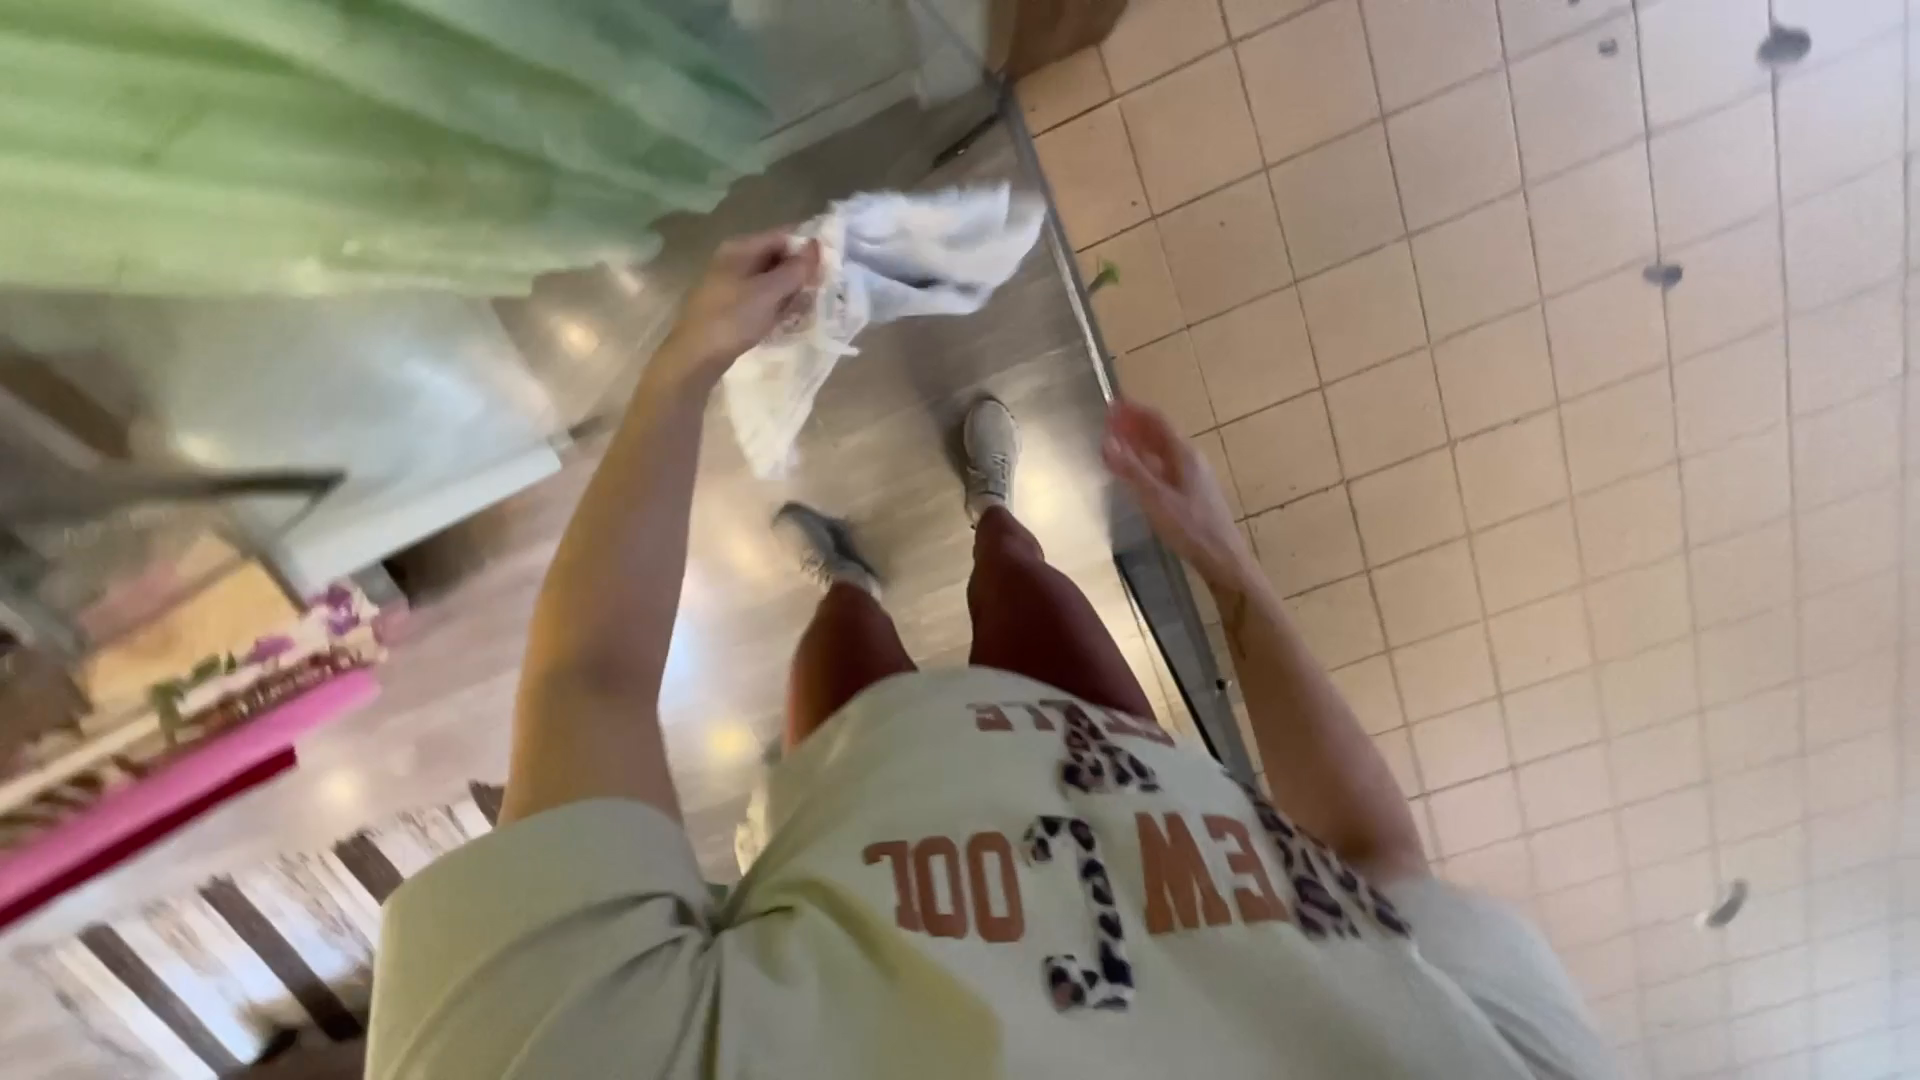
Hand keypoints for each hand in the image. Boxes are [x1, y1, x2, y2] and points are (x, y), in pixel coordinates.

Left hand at [654, 229, 820, 387]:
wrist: (697, 355)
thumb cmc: (734, 319)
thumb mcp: (769, 292)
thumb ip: (795, 269)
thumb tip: (817, 247)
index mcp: (740, 247)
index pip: (782, 236)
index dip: (806, 248)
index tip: (828, 267)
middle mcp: (735, 259)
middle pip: (776, 257)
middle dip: (799, 273)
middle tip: (820, 291)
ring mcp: (732, 283)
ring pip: (770, 279)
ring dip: (790, 291)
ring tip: (806, 308)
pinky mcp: (732, 305)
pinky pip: (762, 297)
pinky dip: (777, 304)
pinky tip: (787, 319)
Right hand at [1102, 400, 1255, 588]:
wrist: (1221, 557)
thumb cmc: (1190, 527)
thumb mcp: (1155, 499)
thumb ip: (1130, 470)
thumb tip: (1105, 441)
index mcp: (1184, 455)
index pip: (1156, 421)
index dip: (1133, 411)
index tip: (1111, 404)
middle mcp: (1189, 459)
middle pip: (1159, 434)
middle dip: (1133, 425)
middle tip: (1108, 420)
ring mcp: (1191, 476)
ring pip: (1161, 451)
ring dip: (1138, 443)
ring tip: (1115, 440)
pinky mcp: (1189, 492)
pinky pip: (1163, 467)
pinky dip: (1145, 462)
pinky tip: (1135, 470)